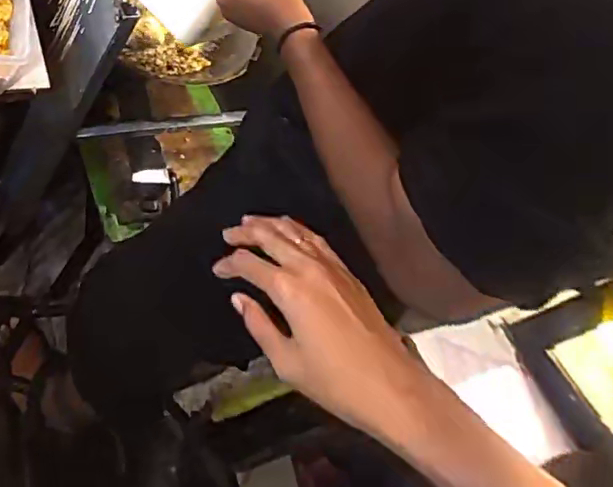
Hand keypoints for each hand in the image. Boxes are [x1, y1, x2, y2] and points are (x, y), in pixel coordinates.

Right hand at [213, 216, 427, 431]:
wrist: (394, 389)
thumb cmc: (336, 383)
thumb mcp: (287, 363)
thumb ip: (259, 325)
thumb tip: (240, 299)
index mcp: (288, 289)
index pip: (249, 264)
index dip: (228, 264)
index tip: (218, 270)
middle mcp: (307, 268)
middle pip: (269, 236)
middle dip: (244, 233)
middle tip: (227, 234)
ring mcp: (330, 267)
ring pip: (293, 231)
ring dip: (269, 224)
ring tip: (251, 222)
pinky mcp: (347, 272)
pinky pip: (315, 239)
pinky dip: (296, 229)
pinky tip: (289, 230)